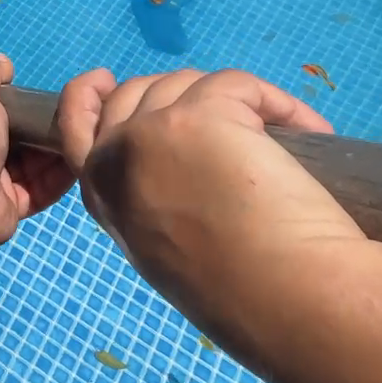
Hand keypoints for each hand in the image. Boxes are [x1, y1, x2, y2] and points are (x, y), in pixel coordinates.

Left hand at [0, 55, 75, 250]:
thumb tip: (2, 61)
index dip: (11, 97)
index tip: (41, 93)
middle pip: (13, 131)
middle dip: (40, 124)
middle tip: (74, 115)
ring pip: (30, 159)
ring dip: (55, 150)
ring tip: (86, 135)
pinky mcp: (10, 202)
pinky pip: (41, 185)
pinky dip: (60, 176)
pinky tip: (82, 162)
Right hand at [53, 67, 368, 327]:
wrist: (290, 303)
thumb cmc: (238, 295)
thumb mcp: (161, 249)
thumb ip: (149, 202)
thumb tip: (186, 168)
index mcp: (100, 191)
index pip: (73, 123)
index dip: (87, 95)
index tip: (106, 80)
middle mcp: (114, 154)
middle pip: (132, 93)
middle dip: (177, 94)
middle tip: (232, 113)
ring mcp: (152, 130)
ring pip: (183, 83)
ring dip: (232, 98)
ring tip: (283, 133)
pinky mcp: (201, 114)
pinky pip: (235, 83)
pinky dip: (275, 100)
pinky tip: (308, 129)